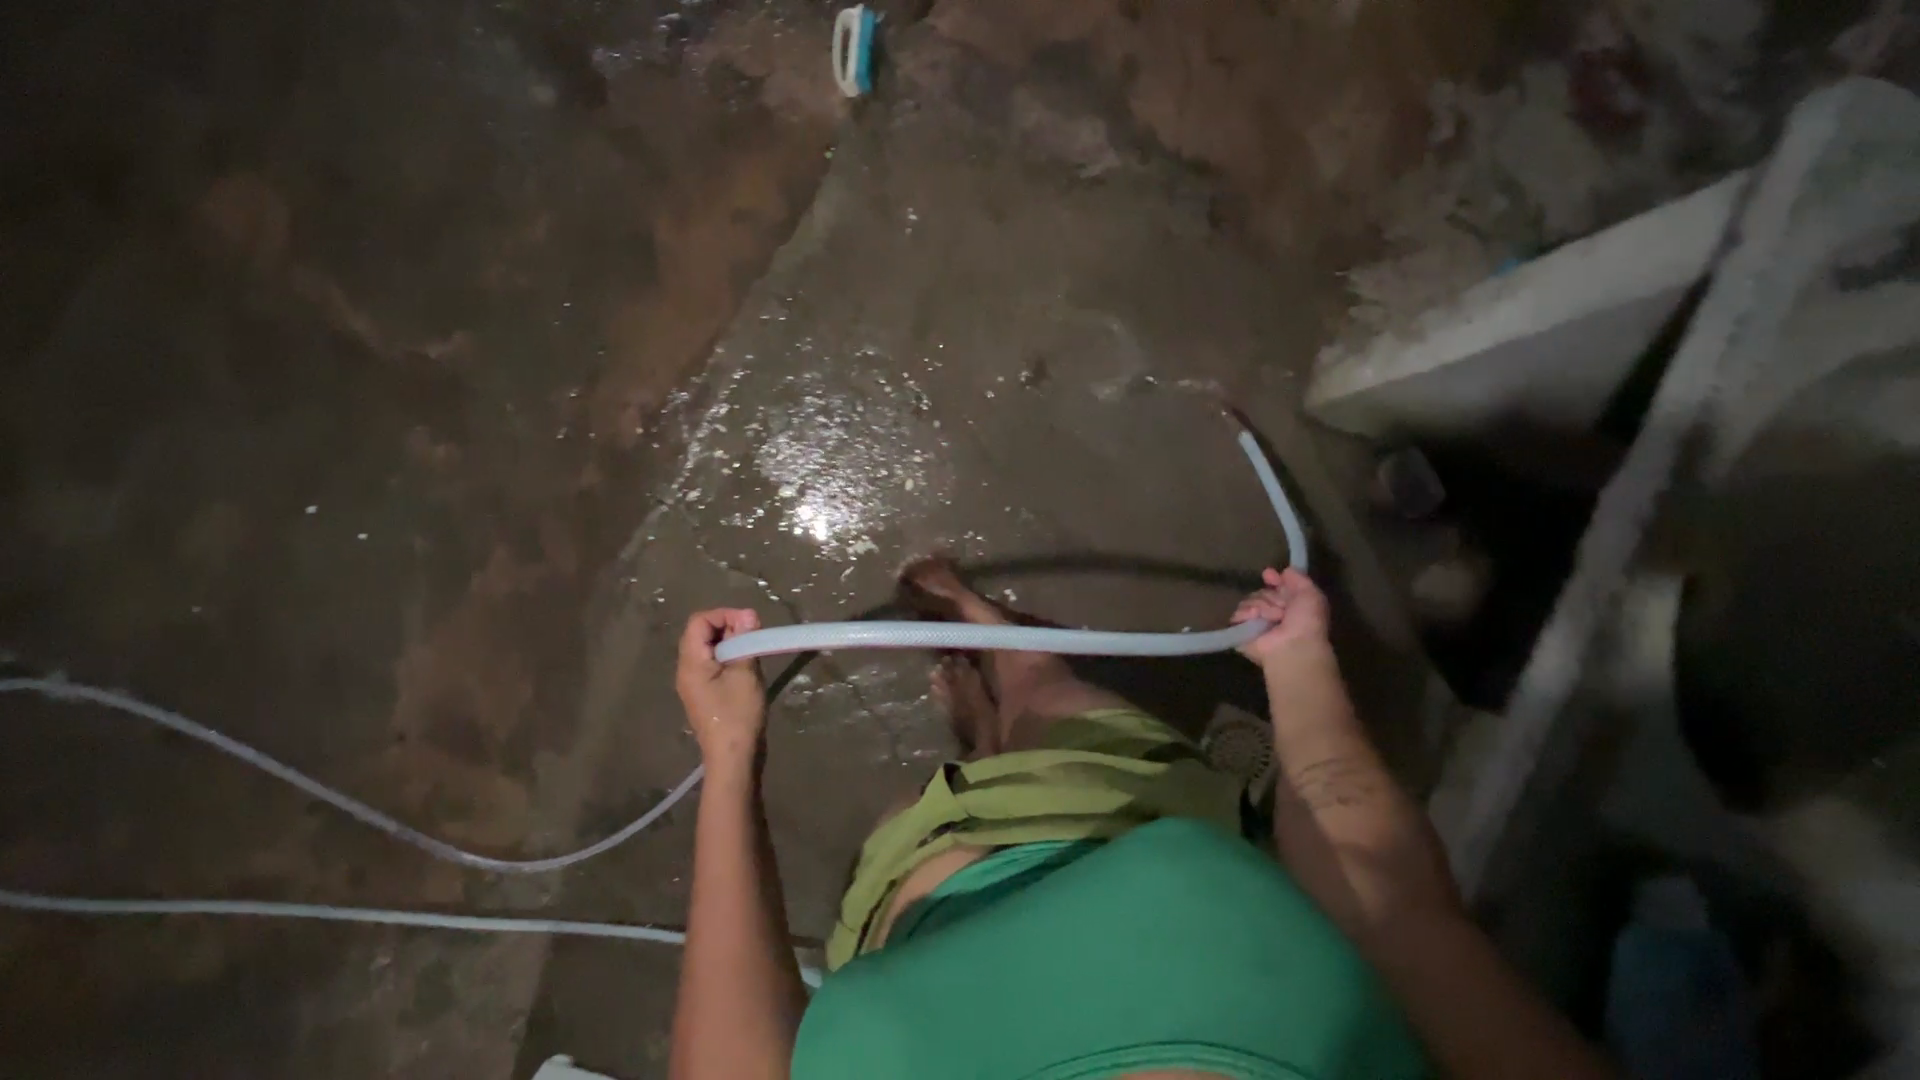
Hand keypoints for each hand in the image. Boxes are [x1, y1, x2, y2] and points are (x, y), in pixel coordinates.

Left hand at [675, 608, 766, 766]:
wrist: (733, 758)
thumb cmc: (738, 715)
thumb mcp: (745, 674)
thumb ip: (744, 641)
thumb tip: (747, 614)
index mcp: (691, 663)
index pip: (699, 622)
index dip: (724, 615)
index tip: (750, 623)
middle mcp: (686, 670)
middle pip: (701, 634)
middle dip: (728, 627)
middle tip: (754, 634)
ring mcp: (694, 684)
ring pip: (708, 649)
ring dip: (731, 643)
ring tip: (753, 649)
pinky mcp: (705, 694)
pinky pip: (713, 665)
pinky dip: (730, 658)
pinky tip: (747, 667)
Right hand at [1231, 567, 1330, 665]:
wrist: (1292, 645)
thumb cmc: (1306, 621)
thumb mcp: (1310, 594)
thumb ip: (1299, 578)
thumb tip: (1284, 570)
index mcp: (1290, 606)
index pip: (1276, 586)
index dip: (1273, 578)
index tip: (1268, 574)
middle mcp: (1272, 614)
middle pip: (1261, 592)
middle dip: (1270, 597)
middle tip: (1281, 610)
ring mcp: (1255, 623)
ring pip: (1249, 601)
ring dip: (1261, 606)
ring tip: (1272, 618)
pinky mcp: (1241, 632)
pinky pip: (1237, 615)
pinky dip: (1246, 615)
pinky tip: (1255, 619)